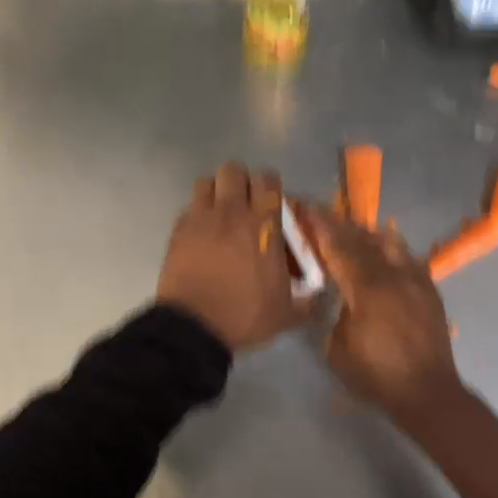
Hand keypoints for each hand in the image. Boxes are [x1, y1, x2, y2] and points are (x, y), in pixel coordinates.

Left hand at [157, 163, 310, 351]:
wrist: (193, 327)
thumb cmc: (244, 315)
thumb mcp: (285, 313)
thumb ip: (306, 302)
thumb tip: (319, 300)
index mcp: (262, 225)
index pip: (267, 180)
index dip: (270, 186)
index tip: (271, 203)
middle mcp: (231, 212)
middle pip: (233, 170)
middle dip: (240, 182)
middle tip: (244, 204)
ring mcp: (200, 219)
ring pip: (206, 182)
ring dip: (215, 192)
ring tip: (220, 214)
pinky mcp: (177, 231)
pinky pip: (188, 208)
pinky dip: (196, 215)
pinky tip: (201, 235)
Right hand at [299, 205, 464, 418]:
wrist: (427, 391)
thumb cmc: (376, 374)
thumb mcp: (337, 347)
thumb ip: (333, 313)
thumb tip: (334, 297)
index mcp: (367, 288)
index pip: (339, 247)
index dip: (320, 226)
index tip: (305, 207)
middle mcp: (393, 275)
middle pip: (363, 239)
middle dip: (340, 224)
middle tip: (321, 213)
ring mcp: (415, 280)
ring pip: (390, 243)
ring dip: (367, 233)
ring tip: (352, 229)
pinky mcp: (429, 290)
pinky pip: (408, 258)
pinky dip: (391, 250)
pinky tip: (385, 251)